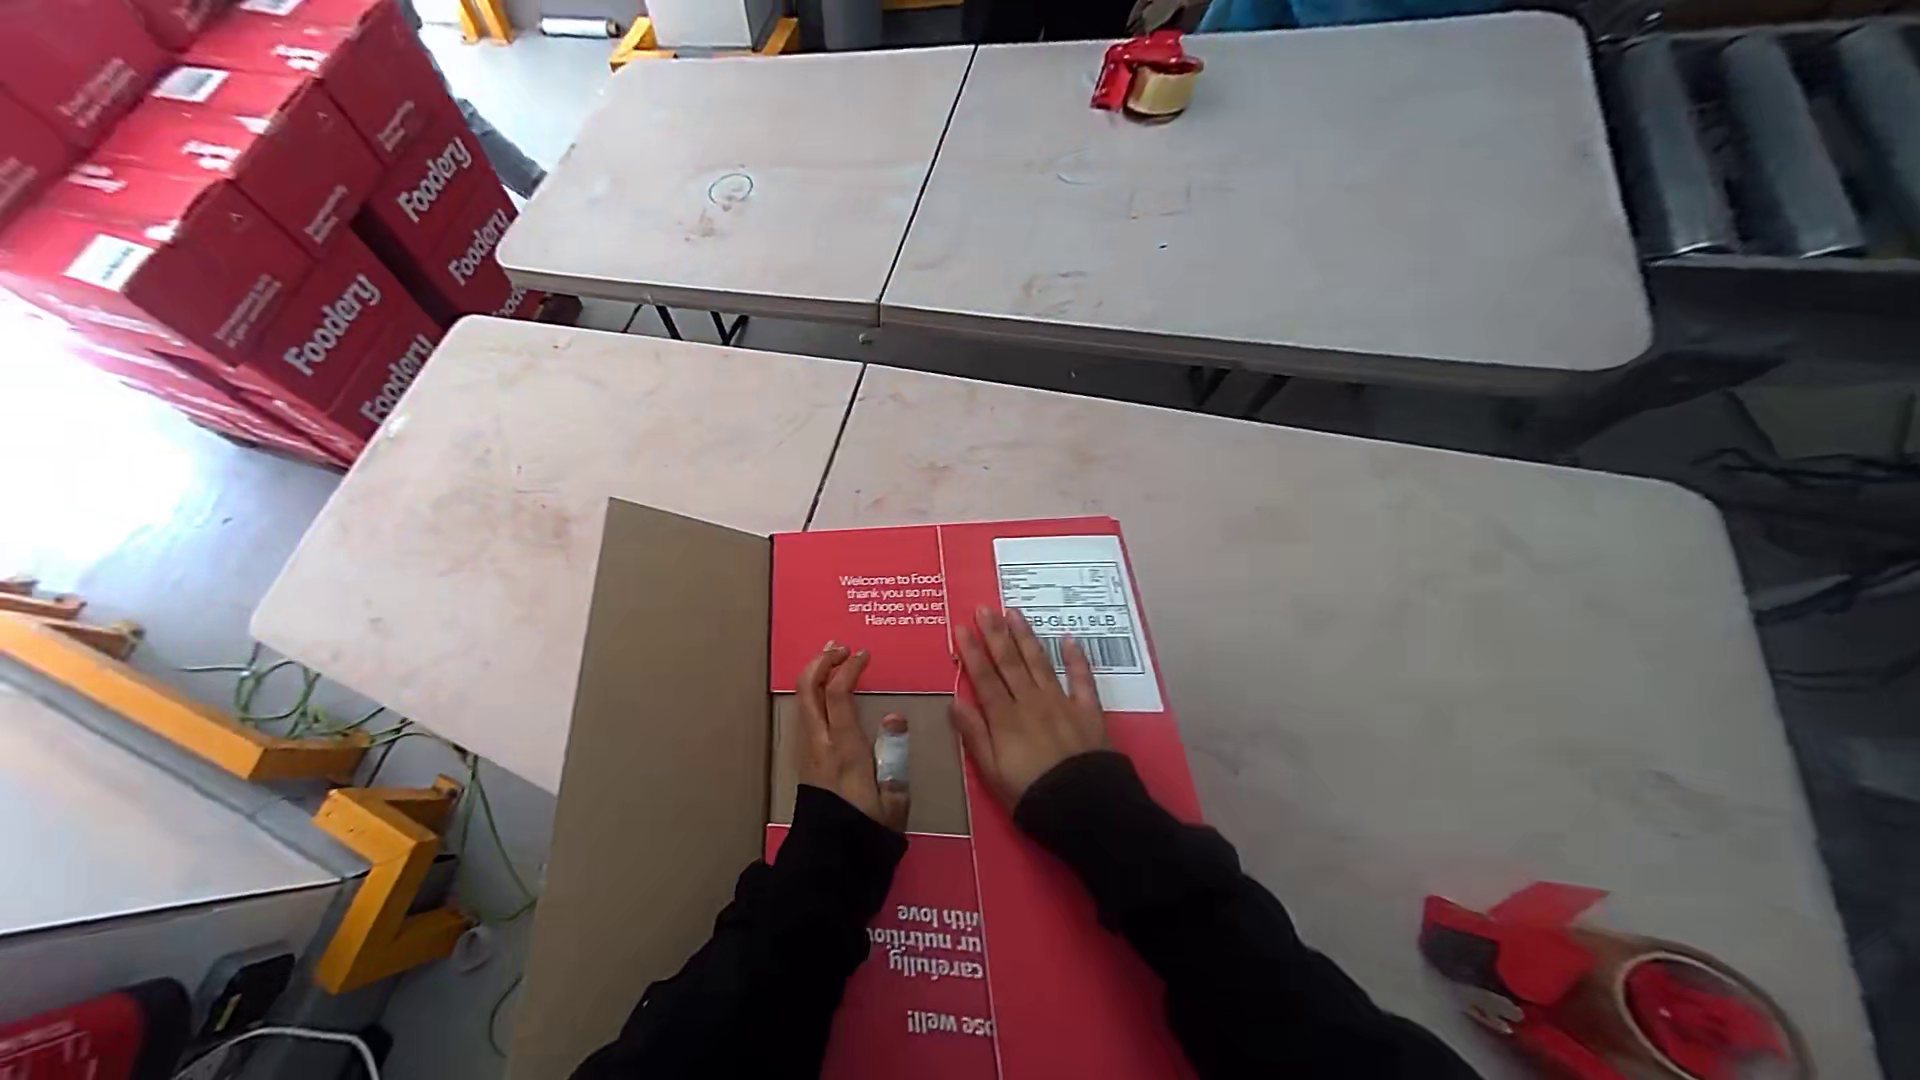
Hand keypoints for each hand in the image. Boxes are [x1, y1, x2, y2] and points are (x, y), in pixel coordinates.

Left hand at [796, 644, 910, 831]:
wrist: (831, 857)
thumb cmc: (867, 828)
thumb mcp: (893, 797)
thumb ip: (894, 754)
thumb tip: (893, 716)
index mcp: (844, 749)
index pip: (838, 696)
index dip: (849, 669)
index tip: (864, 655)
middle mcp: (820, 743)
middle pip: (808, 690)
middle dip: (821, 662)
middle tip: (841, 647)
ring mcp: (807, 750)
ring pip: (802, 700)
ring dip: (815, 675)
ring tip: (833, 659)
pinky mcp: (804, 758)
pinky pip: (805, 713)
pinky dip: (813, 692)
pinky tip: (826, 690)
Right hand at [951, 606, 1106, 808]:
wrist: (1084, 806)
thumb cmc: (1030, 794)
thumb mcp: (992, 772)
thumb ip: (975, 734)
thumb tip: (955, 701)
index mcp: (1005, 718)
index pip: (984, 677)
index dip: (971, 651)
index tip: (961, 628)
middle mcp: (1031, 701)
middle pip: (1010, 662)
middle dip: (995, 633)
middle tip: (985, 608)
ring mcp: (1061, 702)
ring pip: (1039, 662)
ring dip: (1026, 636)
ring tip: (1014, 613)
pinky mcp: (1087, 709)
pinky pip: (1081, 678)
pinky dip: (1076, 657)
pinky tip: (1069, 638)